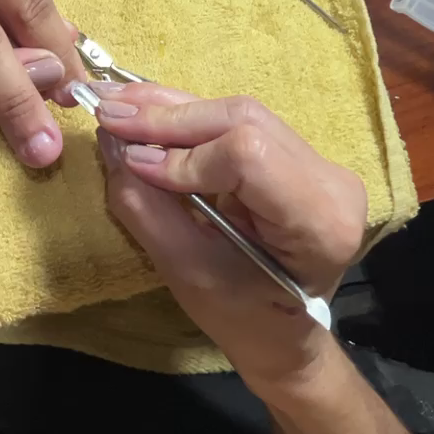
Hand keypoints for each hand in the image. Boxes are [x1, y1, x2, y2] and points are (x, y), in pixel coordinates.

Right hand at [91, 83, 365, 395]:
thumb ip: (144, 204)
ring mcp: (314, 158)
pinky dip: (180, 114)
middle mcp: (329, 176)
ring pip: (232, 110)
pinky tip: (141, 110)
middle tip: (104, 112)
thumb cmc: (238, 315)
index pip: (248, 154)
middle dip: (164, 116)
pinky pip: (231, 119)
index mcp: (319, 218)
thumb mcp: (183, 269)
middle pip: (239, 118)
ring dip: (166, 107)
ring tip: (113, 104)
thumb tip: (111, 140)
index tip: (132, 162)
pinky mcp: (291, 149)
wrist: (280, 329)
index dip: (182, 153)